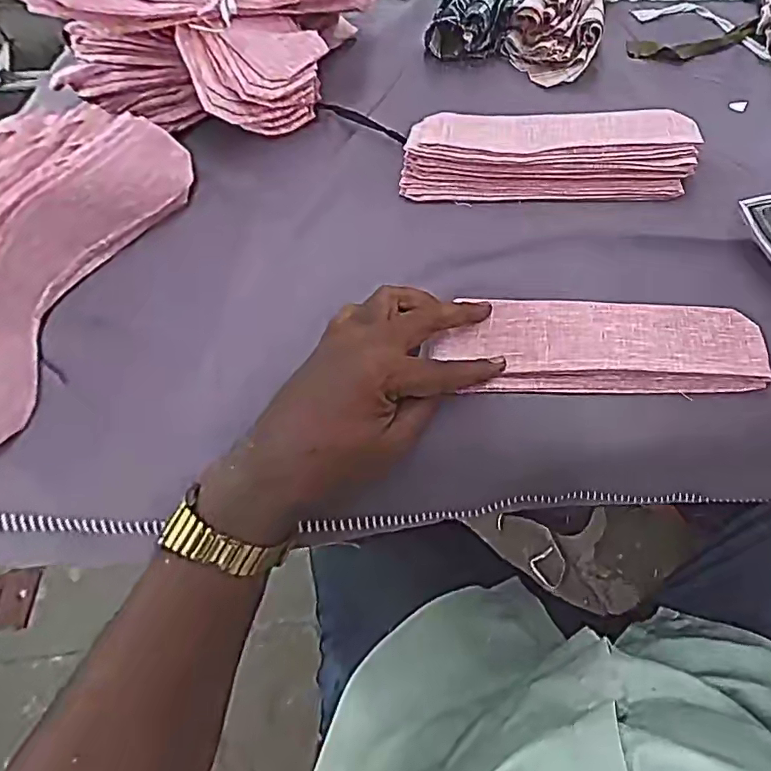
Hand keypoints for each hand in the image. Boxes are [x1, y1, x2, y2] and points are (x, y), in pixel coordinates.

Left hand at [196, 287, 502, 544]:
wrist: (271, 469)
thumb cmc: (334, 464)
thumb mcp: (392, 444)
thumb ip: (424, 407)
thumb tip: (441, 384)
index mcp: (383, 369)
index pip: (441, 368)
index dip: (474, 369)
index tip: (500, 362)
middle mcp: (364, 342)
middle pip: (420, 316)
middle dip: (455, 314)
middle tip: (481, 311)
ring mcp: (342, 337)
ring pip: (387, 300)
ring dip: (417, 302)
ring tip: (437, 314)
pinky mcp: (328, 342)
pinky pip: (360, 311)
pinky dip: (383, 311)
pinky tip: (390, 327)